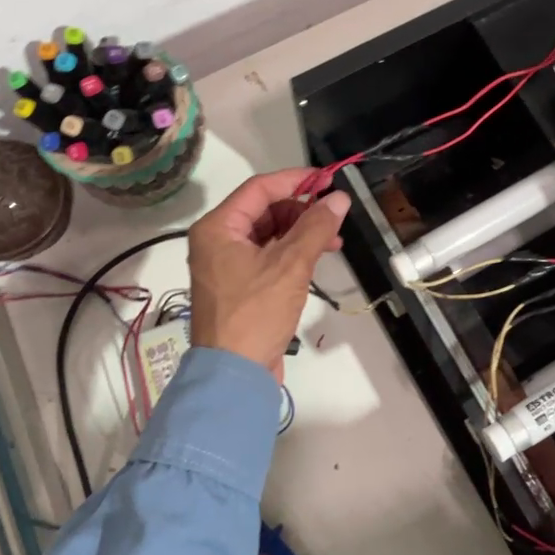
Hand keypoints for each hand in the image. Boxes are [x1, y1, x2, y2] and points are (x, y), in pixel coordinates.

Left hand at [188, 168, 350, 377]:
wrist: (234, 374)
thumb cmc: (255, 314)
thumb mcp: (290, 266)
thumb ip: (315, 228)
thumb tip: (338, 199)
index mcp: (217, 228)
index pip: (259, 189)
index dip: (295, 181)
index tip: (328, 180)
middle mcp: (216, 241)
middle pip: (263, 210)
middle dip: (301, 211)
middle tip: (333, 218)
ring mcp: (225, 265)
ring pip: (268, 234)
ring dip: (300, 233)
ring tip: (333, 242)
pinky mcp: (238, 286)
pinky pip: (266, 256)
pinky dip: (291, 254)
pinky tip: (316, 259)